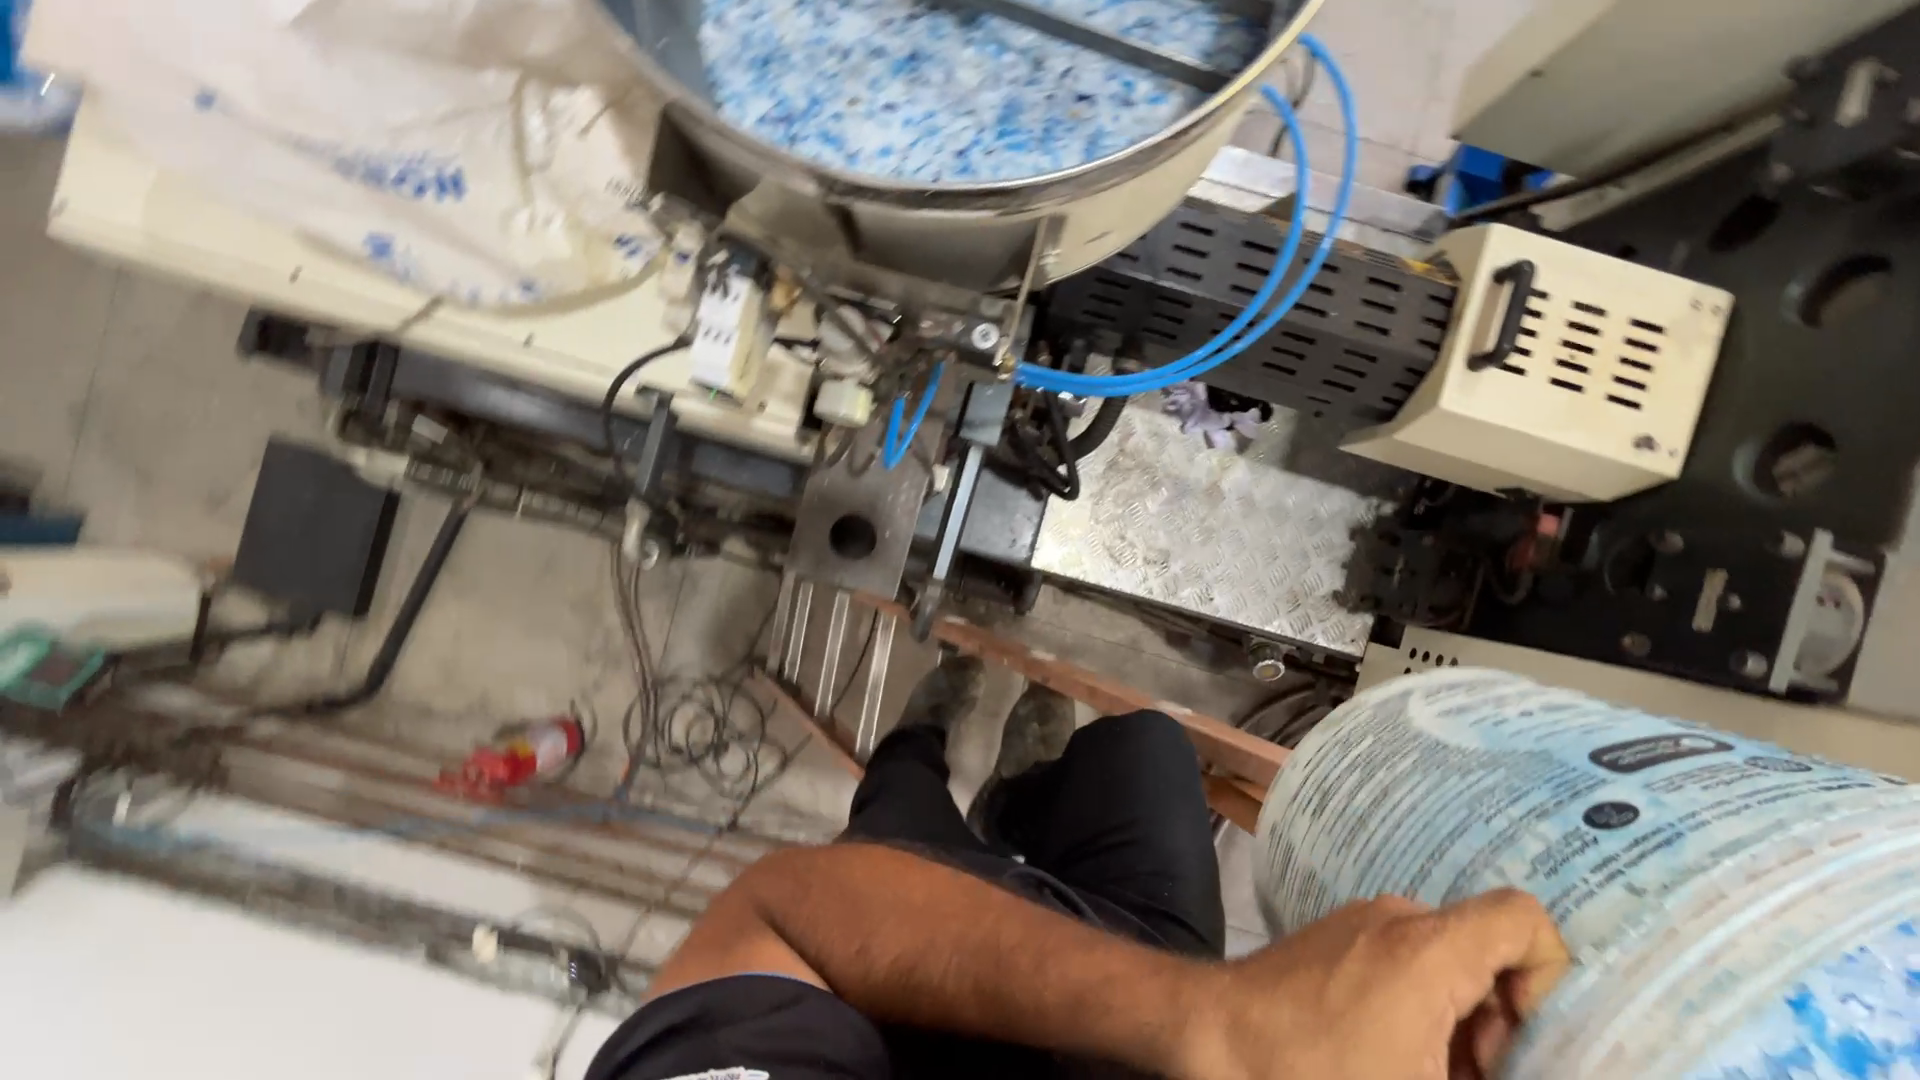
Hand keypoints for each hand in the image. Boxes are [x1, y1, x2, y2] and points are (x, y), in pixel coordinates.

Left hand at [1177, 889, 1570, 1079]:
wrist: (1211, 1036)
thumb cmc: (1316, 1071)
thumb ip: (1482, 1075)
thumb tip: (1483, 1063)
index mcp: (1429, 946)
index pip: (1525, 920)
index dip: (1550, 982)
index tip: (1520, 1047)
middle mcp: (1397, 918)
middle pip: (1488, 952)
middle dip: (1501, 1025)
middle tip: (1470, 1077)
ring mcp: (1358, 923)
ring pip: (1443, 963)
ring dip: (1458, 1025)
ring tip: (1429, 1075)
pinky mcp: (1331, 939)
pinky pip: (1400, 962)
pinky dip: (1416, 1009)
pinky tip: (1390, 1059)